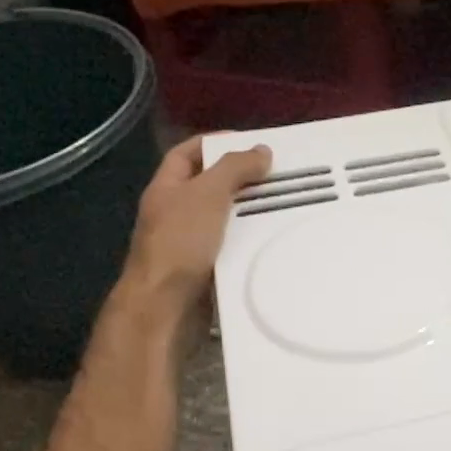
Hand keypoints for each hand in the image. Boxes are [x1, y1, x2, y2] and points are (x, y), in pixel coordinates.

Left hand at [125, 134, 271, 298]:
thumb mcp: (207, 194)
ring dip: (250, 215)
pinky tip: (273, 243)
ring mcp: (189, 245)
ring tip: (284, 207)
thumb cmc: (180, 243)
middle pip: (209, 187)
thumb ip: (234, 169)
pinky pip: (232, 250)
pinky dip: (250, 245)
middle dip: (241, 180)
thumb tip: (262, 151)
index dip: (216, 144)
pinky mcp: (206, 271)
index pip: (188, 153)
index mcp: (166, 188)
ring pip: (224, 221)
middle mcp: (174, 213)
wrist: (167, 306)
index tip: (252, 145)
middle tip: (278, 177)